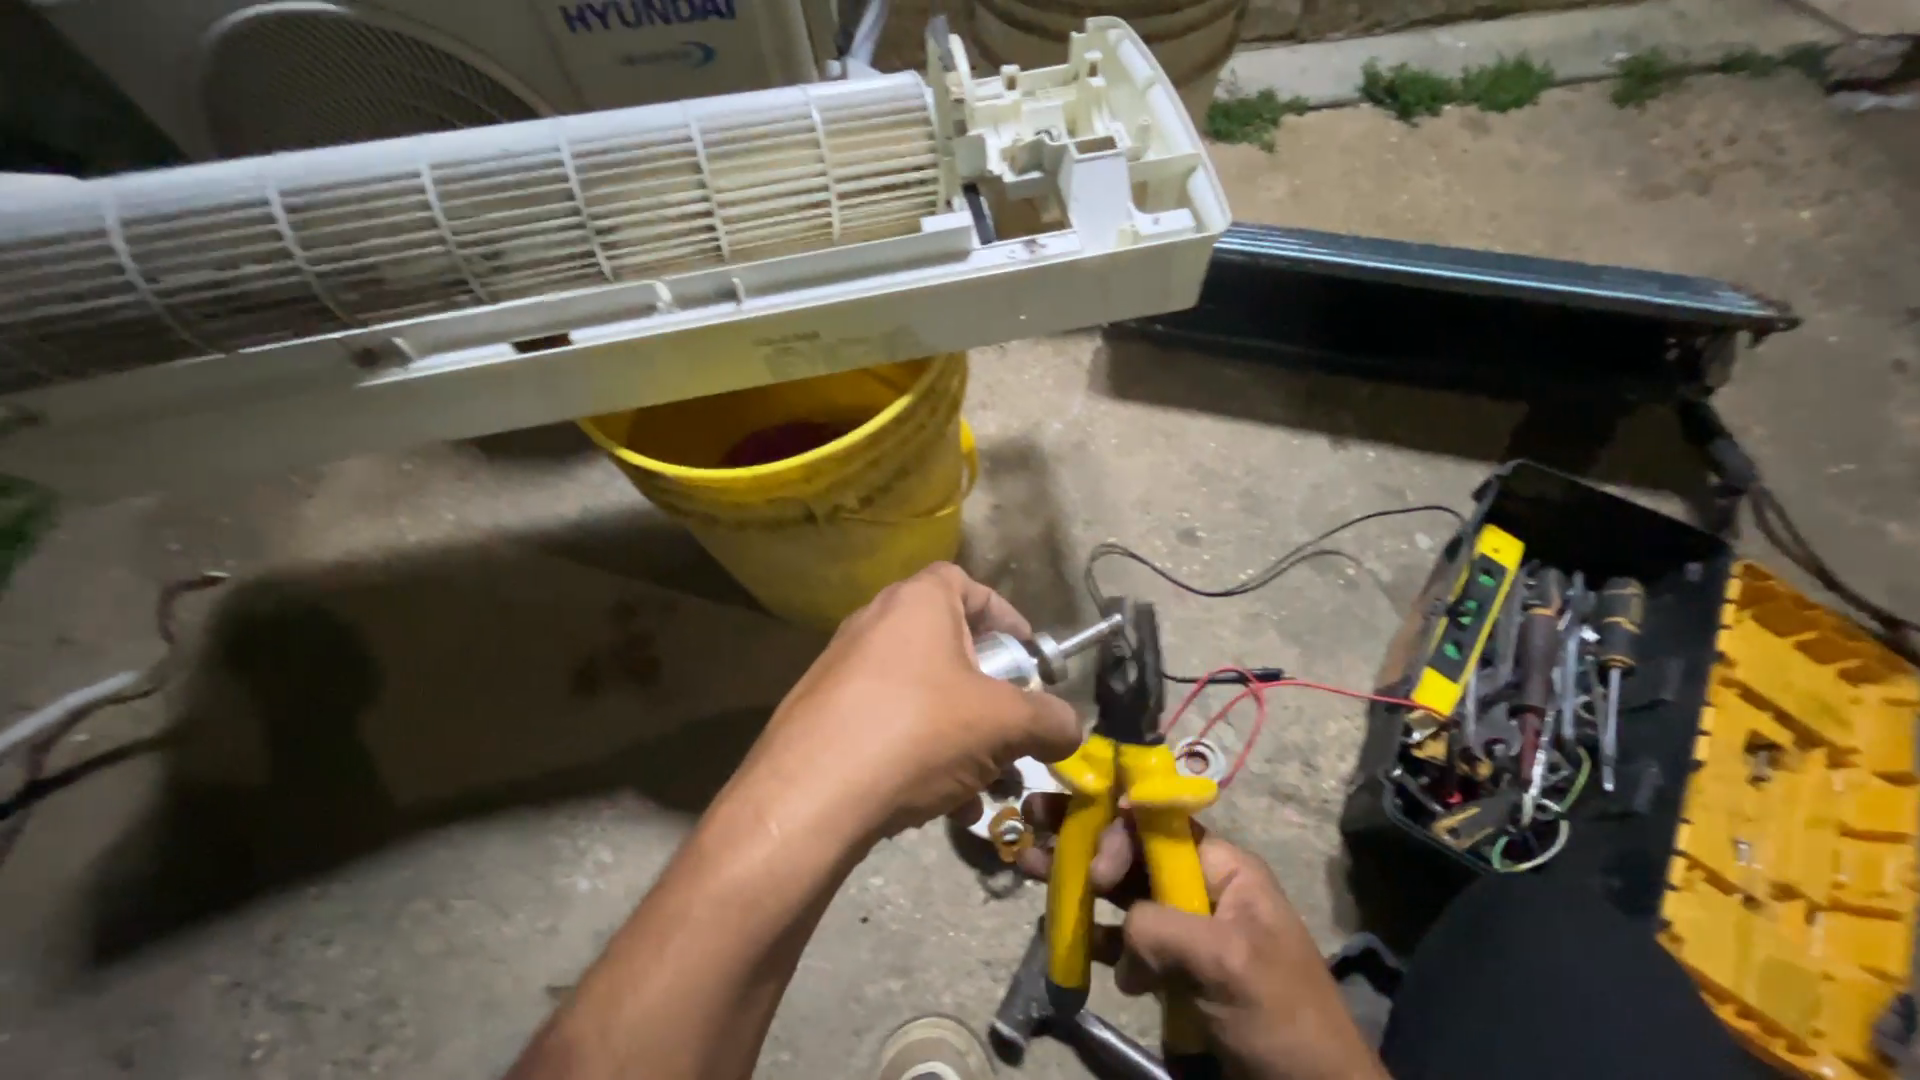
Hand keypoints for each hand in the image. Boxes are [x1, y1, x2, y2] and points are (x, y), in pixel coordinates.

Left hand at [735, 563, 1080, 840]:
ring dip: (958, 733)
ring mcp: (841, 668)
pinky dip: (919, 753)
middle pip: (946, 645)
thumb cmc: (918, 732)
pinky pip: (887, 722)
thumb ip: (1049, 721)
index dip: (1004, 615)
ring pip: (919, 693)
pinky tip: (939, 803)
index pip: (966, 583)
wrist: (811, 794)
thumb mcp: (1003, 725)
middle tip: (1008, 726)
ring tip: (981, 783)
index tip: (1027, 656)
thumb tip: (1070, 729)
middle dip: (986, 690)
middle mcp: (874, 623)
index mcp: (917, 603)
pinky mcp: (822, 713)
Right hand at [1019, 821, 1387, 1079]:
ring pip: (1122, 891)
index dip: (1119, 829)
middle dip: (1082, 835)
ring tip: (1029, 864)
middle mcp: (1200, 886)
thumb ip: (1162, 926)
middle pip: (1131, 849)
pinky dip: (1099, 938)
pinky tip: (1071, 944)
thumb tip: (1120, 929)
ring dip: (1077, 880)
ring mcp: (1185, 927)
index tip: (1094, 867)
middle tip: (1032, 819)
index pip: (1159, 825)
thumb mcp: (1226, 961)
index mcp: (1223, 868)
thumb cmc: (1280, 1016)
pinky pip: (1125, 939)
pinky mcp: (1173, 966)